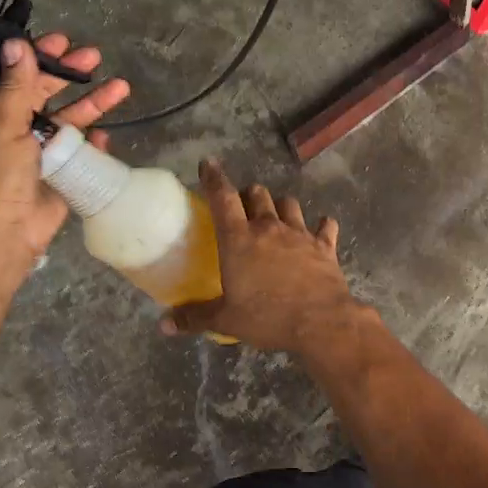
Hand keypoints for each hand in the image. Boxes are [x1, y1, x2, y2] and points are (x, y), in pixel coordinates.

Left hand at [0, 33, 130, 263]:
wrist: (1, 238)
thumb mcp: (1, 128)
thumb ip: (16, 88)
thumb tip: (17, 44)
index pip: (14, 81)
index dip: (36, 59)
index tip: (60, 41)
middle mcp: (12, 134)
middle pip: (45, 97)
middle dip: (69, 76)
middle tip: (94, 56)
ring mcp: (38, 156)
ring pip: (69, 122)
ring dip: (93, 104)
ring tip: (121, 87)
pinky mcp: (61, 176)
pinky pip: (81, 153)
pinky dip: (94, 143)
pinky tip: (105, 134)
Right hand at [160, 161, 368, 353]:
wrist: (319, 321)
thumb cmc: (266, 317)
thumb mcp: (225, 320)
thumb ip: (194, 317)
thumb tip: (163, 324)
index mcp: (239, 239)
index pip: (222, 199)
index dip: (214, 178)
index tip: (208, 164)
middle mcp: (270, 228)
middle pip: (258, 195)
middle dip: (249, 195)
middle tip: (242, 206)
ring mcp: (300, 233)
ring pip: (290, 204)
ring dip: (281, 206)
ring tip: (276, 216)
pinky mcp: (324, 244)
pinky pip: (325, 226)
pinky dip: (321, 226)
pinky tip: (320, 230)